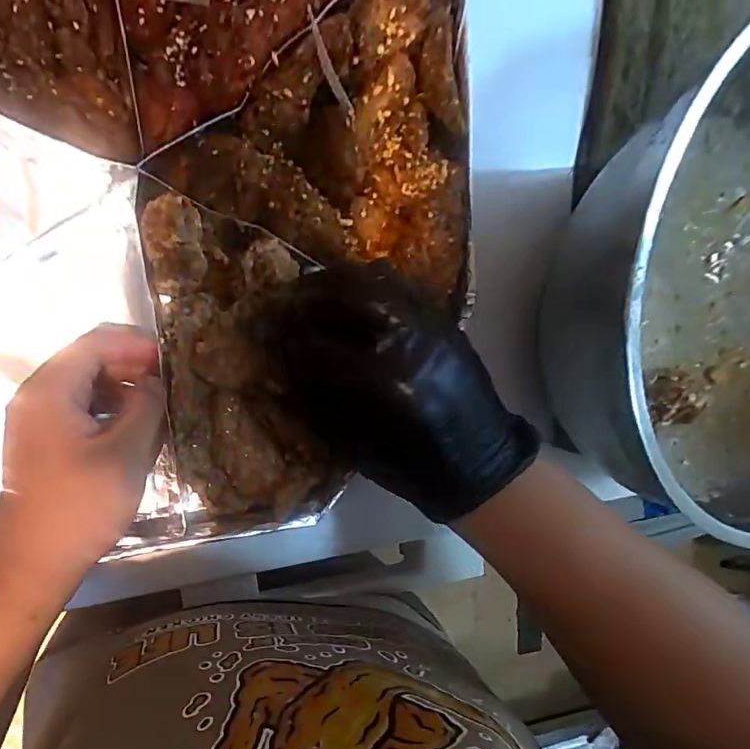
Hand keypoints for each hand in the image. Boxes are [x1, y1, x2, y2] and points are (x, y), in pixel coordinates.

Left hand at [0, 325, 164, 571]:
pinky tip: (133, 430)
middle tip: (169, 383)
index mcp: (50, 389)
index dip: (136, 344)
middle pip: (86, 361)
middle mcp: (35, 396)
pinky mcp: (40, 443)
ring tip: (157, 407)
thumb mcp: (125, 453)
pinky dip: (106, 412)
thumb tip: (154, 383)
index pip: (95, 342)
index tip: (172, 359)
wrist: (35, 558)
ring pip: (82, 387)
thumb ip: (145, 407)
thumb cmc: (82, 504)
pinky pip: (76, 411)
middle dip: (130, 366)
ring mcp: (34, 420)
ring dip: (120, 390)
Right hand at [249, 264, 538, 522]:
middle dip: (307, 295)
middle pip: (346, 296)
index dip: (289, 344)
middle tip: (284, 299)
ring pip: (375, 281)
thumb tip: (283, 378)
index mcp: (384, 382)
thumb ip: (320, 409)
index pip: (320, 349)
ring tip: (313, 287)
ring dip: (337, 280)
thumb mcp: (359, 448)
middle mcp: (407, 341)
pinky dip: (371, 281)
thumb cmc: (415, 468)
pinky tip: (353, 290)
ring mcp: (429, 323)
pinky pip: (402, 285)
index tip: (269, 339)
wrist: (480, 462)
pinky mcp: (444, 320)